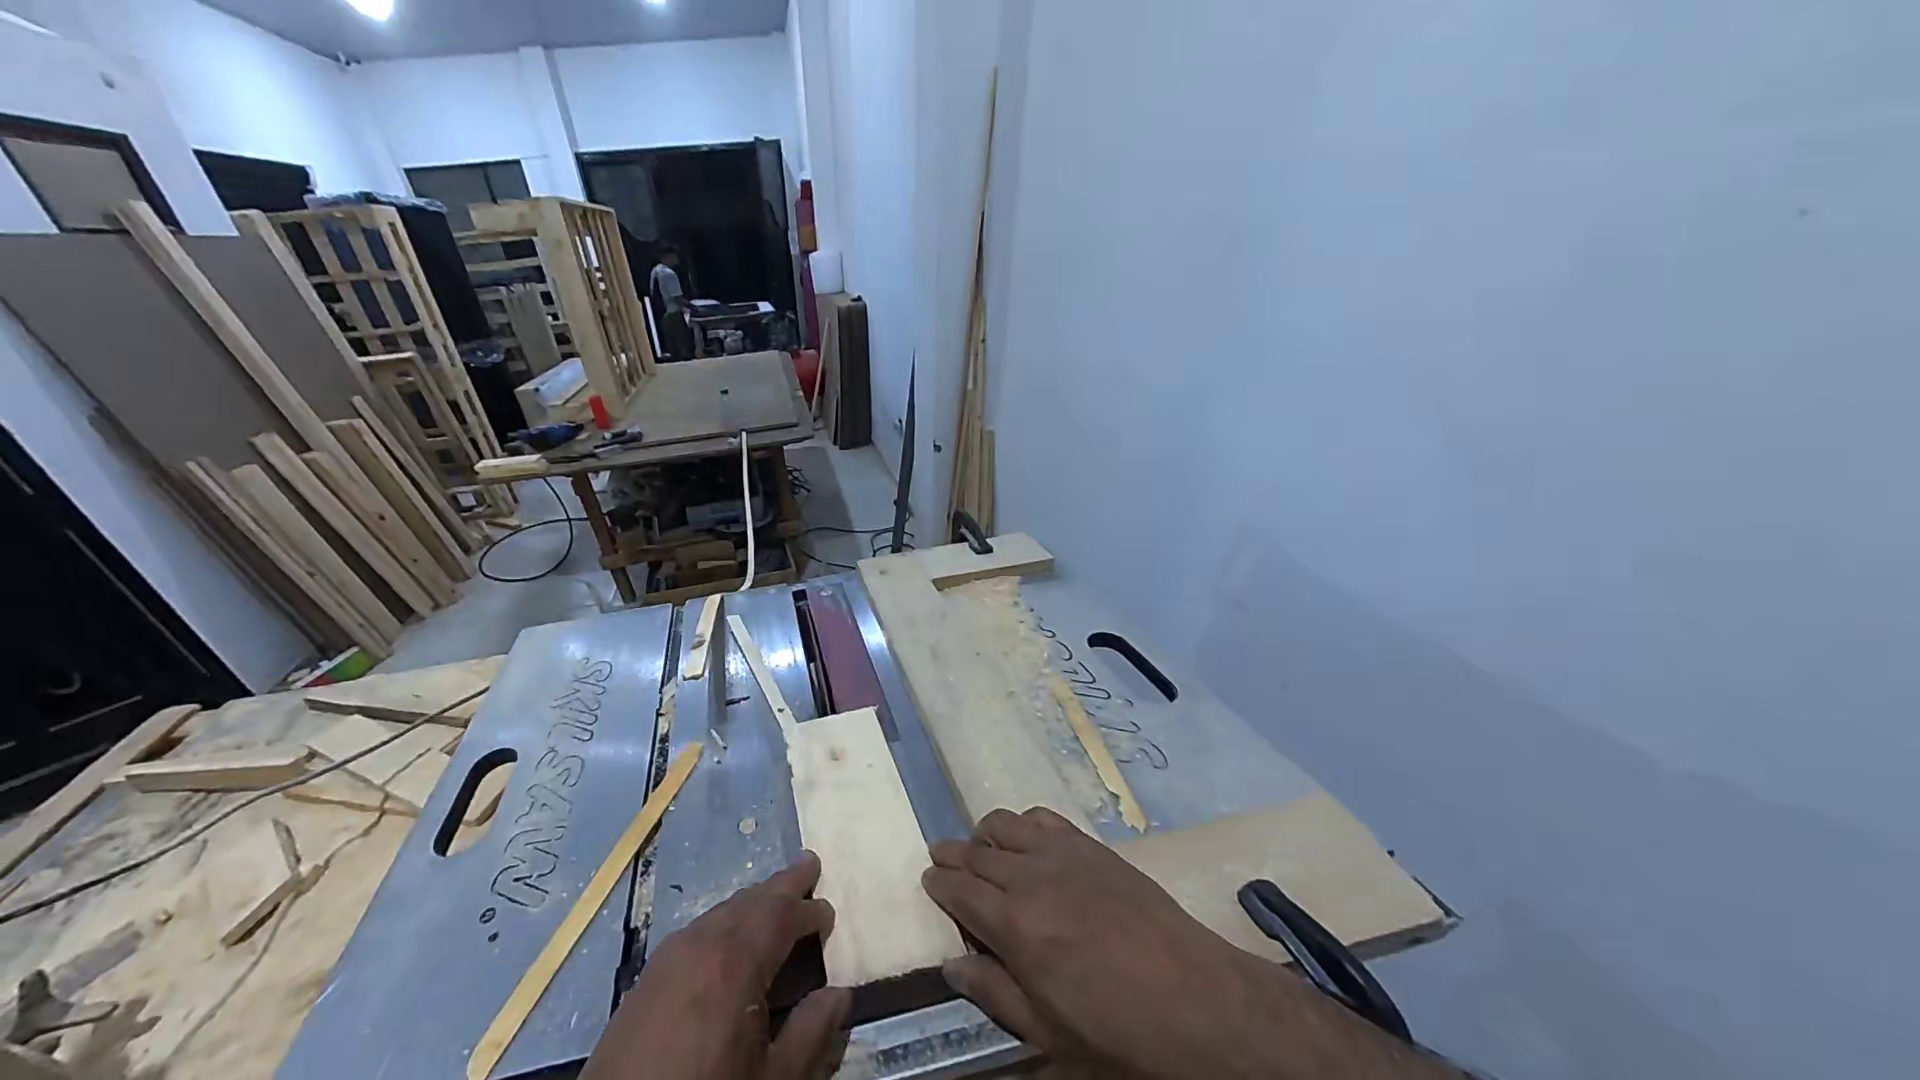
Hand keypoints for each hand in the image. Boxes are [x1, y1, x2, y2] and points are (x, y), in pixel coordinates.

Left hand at [583, 852, 851, 1079]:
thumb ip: (810, 1033)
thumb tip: (839, 994)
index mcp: (736, 961)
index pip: (783, 915)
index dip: (810, 912)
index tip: (830, 915)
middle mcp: (701, 943)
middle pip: (751, 900)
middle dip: (783, 884)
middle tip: (809, 864)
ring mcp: (669, 957)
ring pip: (722, 911)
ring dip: (754, 901)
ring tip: (775, 899)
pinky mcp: (646, 977)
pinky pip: (698, 930)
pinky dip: (726, 921)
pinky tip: (731, 938)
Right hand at [923, 808, 1456, 1079]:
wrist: (1194, 997)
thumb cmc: (1115, 1027)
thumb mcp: (1046, 1030)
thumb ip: (992, 992)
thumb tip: (951, 964)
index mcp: (1014, 926)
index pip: (959, 890)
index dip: (939, 883)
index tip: (929, 880)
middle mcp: (1031, 877)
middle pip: (977, 851)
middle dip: (953, 853)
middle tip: (941, 856)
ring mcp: (1063, 854)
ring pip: (1006, 823)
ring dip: (985, 833)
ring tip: (981, 847)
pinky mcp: (1092, 845)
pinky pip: (1045, 816)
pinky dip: (1025, 820)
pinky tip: (1027, 836)